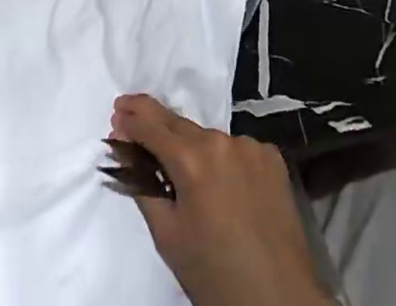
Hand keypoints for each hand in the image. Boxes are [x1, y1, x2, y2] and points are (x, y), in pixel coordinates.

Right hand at [112, 94, 330, 305]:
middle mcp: (222, 141)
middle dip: (154, 120)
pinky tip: (222, 184)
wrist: (278, 295)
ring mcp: (251, 146)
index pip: (152, 125)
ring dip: (192, 147)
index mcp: (192, 159)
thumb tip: (126, 153)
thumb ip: (144, 186)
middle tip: (131, 112)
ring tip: (182, 171)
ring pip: (210, 139)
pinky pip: (237, 150)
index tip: (117, 110)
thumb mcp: (167, 235)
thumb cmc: (213, 271)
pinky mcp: (273, 157)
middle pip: (180, 124)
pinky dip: (223, 160)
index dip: (132, 116)